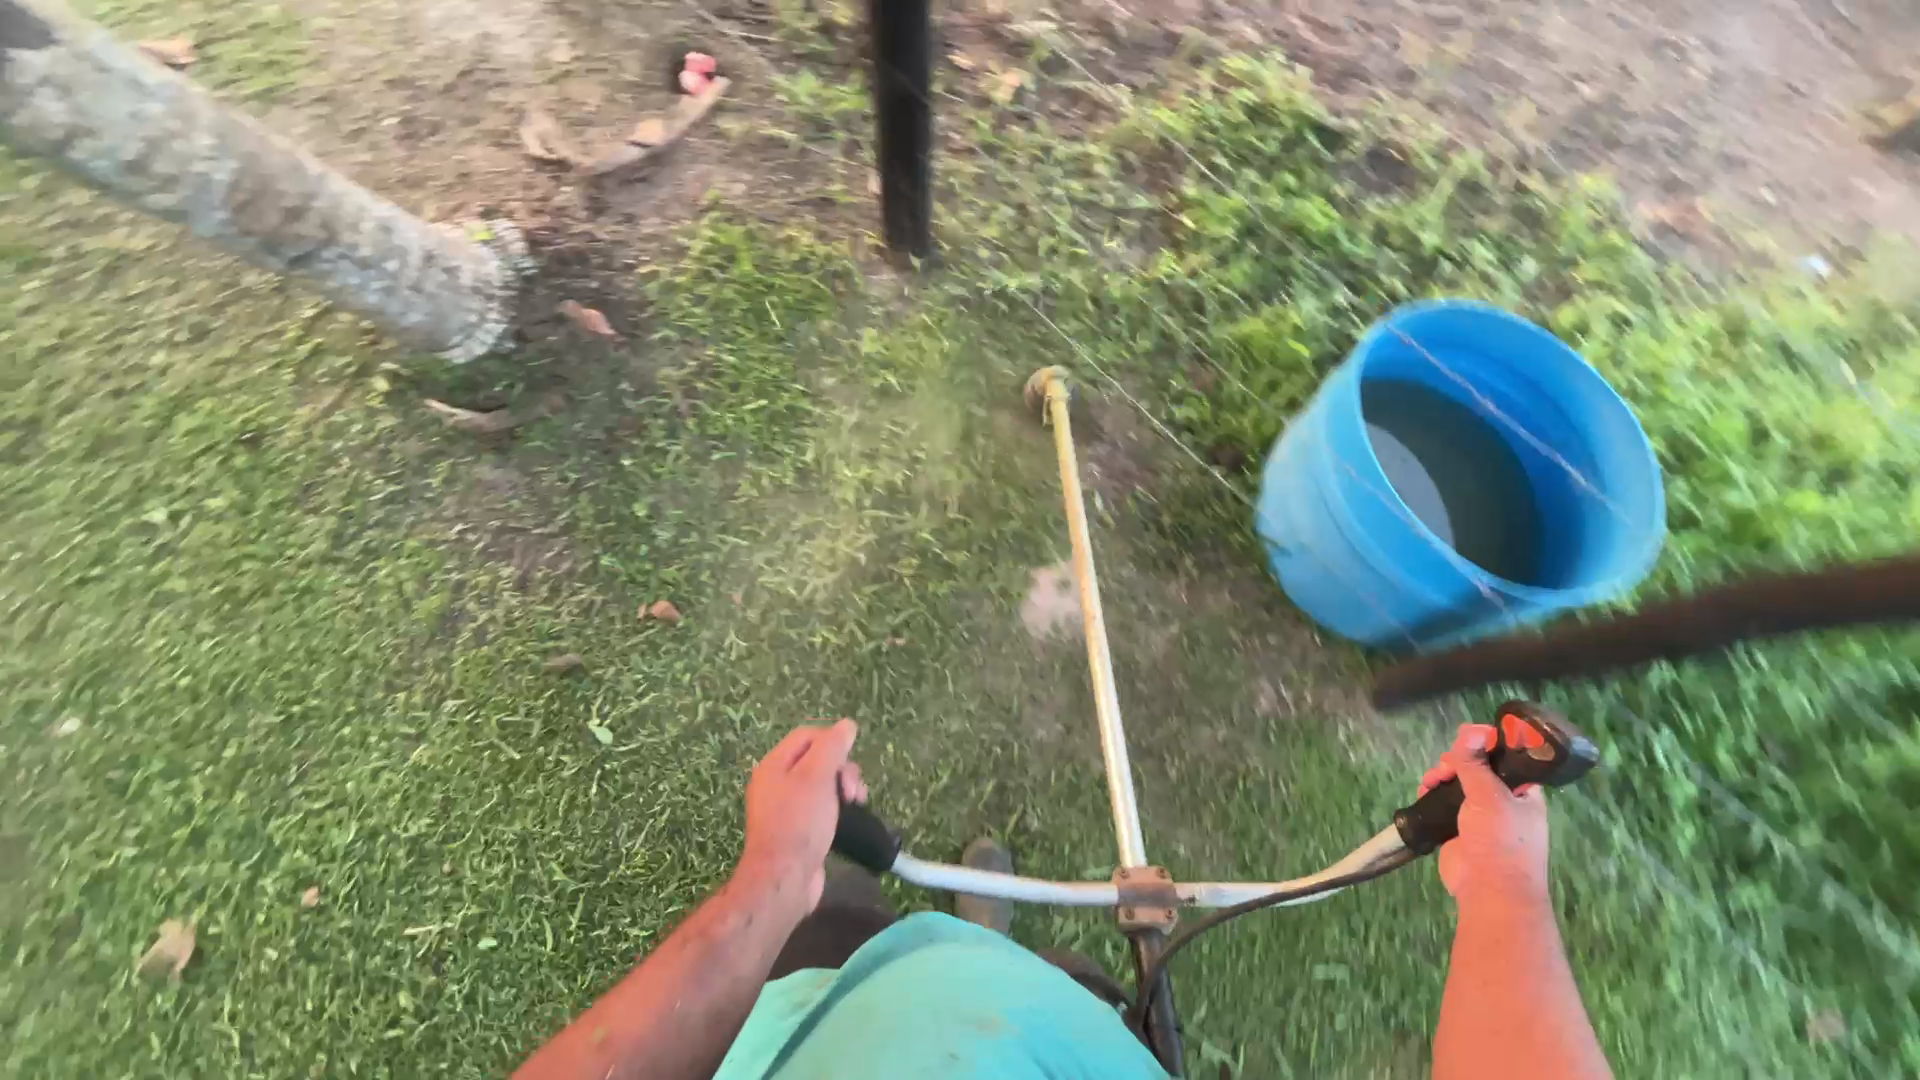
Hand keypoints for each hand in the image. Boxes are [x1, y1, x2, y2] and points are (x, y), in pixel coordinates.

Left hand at [739, 719, 865, 916]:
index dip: (832, 740)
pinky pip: (823, 808)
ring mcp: (787, 809)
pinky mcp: (799, 831)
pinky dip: (838, 809)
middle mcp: (777, 784)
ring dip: (844, 789)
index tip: (849, 759)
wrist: (785, 879)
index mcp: (774, 765)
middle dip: (842, 769)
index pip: (806, 735)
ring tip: (856, 805)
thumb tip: (847, 725)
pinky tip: (848, 820)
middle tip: (852, 791)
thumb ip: (832, 747)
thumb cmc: (799, 822)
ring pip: (824, 785)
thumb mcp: (817, 776)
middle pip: (818, 759)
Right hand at [1417, 723, 1550, 909]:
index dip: (1484, 744)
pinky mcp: (1458, 825)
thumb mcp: (1489, 796)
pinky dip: (1432, 792)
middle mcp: (1504, 800)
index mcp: (1524, 791)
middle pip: (1476, 766)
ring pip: (1457, 782)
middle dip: (1456, 761)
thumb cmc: (1500, 841)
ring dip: (1441, 776)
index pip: (1505, 756)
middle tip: (1446, 769)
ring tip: (1431, 782)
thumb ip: (1475, 763)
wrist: (1489, 889)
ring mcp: (1480, 814)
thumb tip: (1472, 729)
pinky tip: (1425, 792)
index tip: (1466, 740)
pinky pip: (1444, 800)